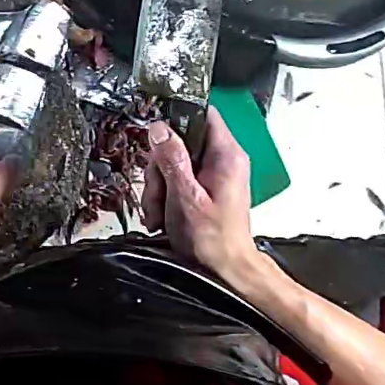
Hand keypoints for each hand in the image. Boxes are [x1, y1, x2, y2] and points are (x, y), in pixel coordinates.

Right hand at [143, 107, 265, 285]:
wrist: (225, 271)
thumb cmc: (213, 240)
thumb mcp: (186, 197)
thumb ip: (172, 160)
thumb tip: (159, 129)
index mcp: (226, 155)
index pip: (203, 113)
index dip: (177, 119)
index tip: (158, 138)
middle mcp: (223, 160)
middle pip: (179, 142)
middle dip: (159, 168)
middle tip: (158, 193)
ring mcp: (214, 175)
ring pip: (173, 163)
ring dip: (158, 188)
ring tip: (160, 212)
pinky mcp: (204, 189)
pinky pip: (176, 181)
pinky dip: (165, 197)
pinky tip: (163, 216)